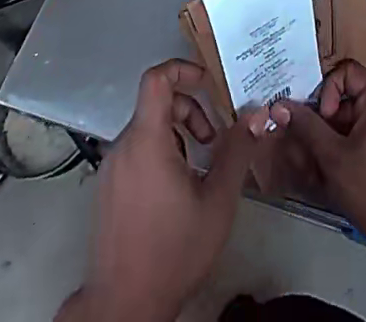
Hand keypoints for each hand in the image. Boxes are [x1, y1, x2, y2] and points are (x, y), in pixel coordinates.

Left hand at [59, 60, 278, 321]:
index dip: (183, 68)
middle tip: (213, 143)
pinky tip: (178, 190)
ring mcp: (111, 166)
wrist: (124, 303)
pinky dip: (161, 154)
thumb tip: (258, 114)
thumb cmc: (174, 250)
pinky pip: (136, 151)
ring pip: (148, 129)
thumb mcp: (217, 200)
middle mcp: (123, 145)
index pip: (156, 78)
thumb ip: (237, 151)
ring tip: (199, 170)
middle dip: (191, 113)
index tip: (208, 83)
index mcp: (146, 140)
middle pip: (157, 104)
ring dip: (178, 136)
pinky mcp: (107, 186)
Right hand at [277, 63, 365, 321]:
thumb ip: (305, 126)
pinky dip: (348, 149)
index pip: (347, 71)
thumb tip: (279, 106)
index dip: (327, 89)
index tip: (321, 120)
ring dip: (333, 138)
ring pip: (355, 122)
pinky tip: (338, 175)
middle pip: (349, 98)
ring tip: (321, 166)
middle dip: (325, 120)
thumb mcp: (332, 157)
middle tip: (311, 146)